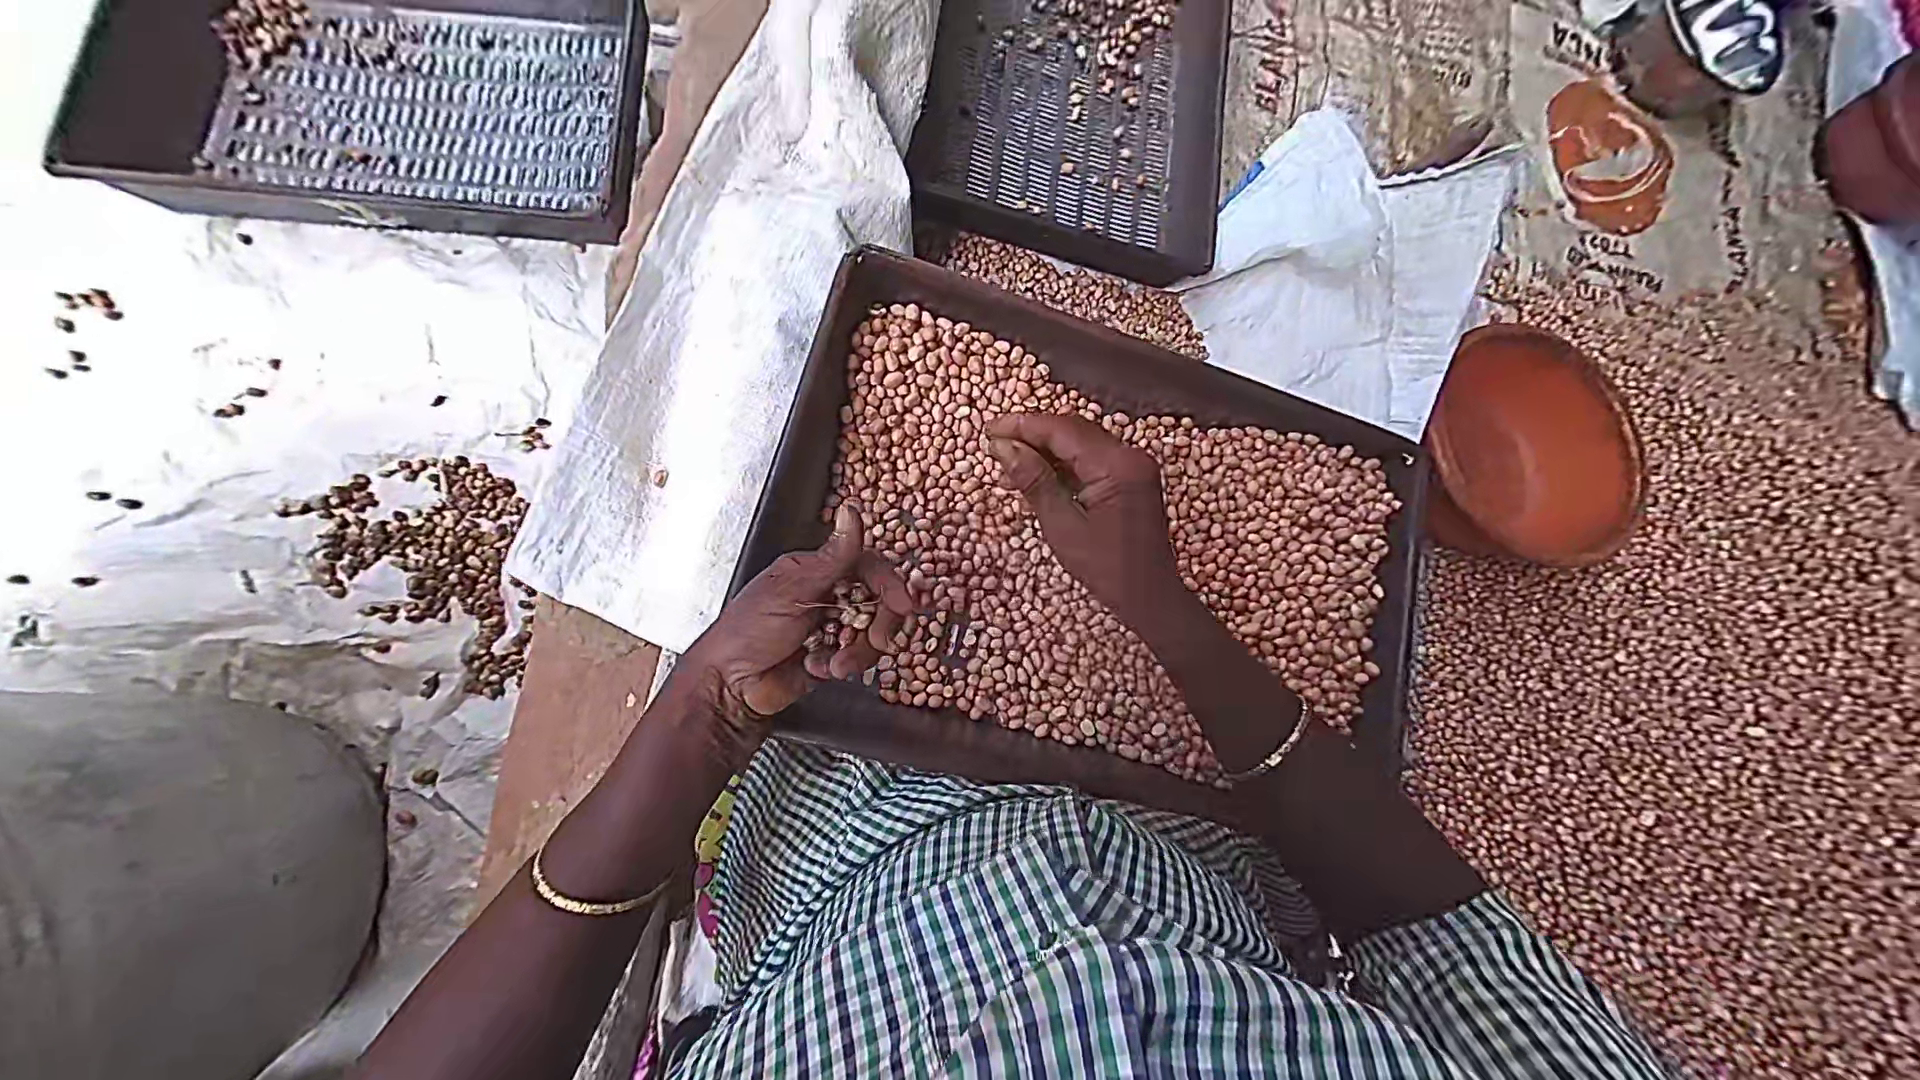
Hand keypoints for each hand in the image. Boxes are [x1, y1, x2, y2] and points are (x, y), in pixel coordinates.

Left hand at [672, 505, 910, 739]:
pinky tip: (818, 667)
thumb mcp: (793, 588)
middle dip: (879, 625)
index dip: (889, 585)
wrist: (730, 686)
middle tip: (875, 641)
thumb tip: (852, 511)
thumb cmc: (748, 630)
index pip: (869, 567)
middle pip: (879, 601)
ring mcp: (832, 626)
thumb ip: (833, 556)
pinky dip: (843, 665)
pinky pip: (859, 657)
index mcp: (818, 570)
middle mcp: (830, 594)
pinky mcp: (834, 655)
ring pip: (873, 632)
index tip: (903, 605)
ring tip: (832, 663)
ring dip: (859, 651)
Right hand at [987, 413, 1185, 626]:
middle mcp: (1130, 456)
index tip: (990, 429)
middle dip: (1031, 435)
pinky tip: (1034, 476)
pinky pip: (1090, 461)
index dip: (1022, 426)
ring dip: (1044, 450)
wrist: (1150, 597)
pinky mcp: (1129, 479)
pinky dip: (1061, 465)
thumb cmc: (1108, 570)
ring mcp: (1132, 466)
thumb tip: (1004, 448)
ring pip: (1079, 444)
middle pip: (1072, 430)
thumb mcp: (1063, 527)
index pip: (1063, 429)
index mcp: (1118, 465)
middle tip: (994, 444)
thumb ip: (1035, 482)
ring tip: (1008, 464)